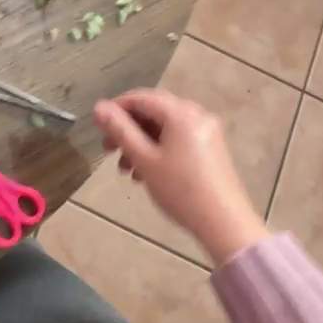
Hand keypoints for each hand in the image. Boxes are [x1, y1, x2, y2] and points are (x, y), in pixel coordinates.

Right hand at [93, 90, 267, 265]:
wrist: (225, 224)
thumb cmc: (180, 190)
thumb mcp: (144, 159)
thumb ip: (120, 130)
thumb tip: (98, 106)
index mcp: (181, 113)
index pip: (140, 98)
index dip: (115, 109)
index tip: (98, 128)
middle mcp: (196, 115)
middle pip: (153, 111)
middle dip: (127, 129)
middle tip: (108, 149)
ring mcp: (206, 132)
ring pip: (163, 127)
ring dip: (140, 142)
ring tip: (125, 168)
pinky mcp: (210, 148)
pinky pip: (177, 139)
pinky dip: (158, 149)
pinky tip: (146, 172)